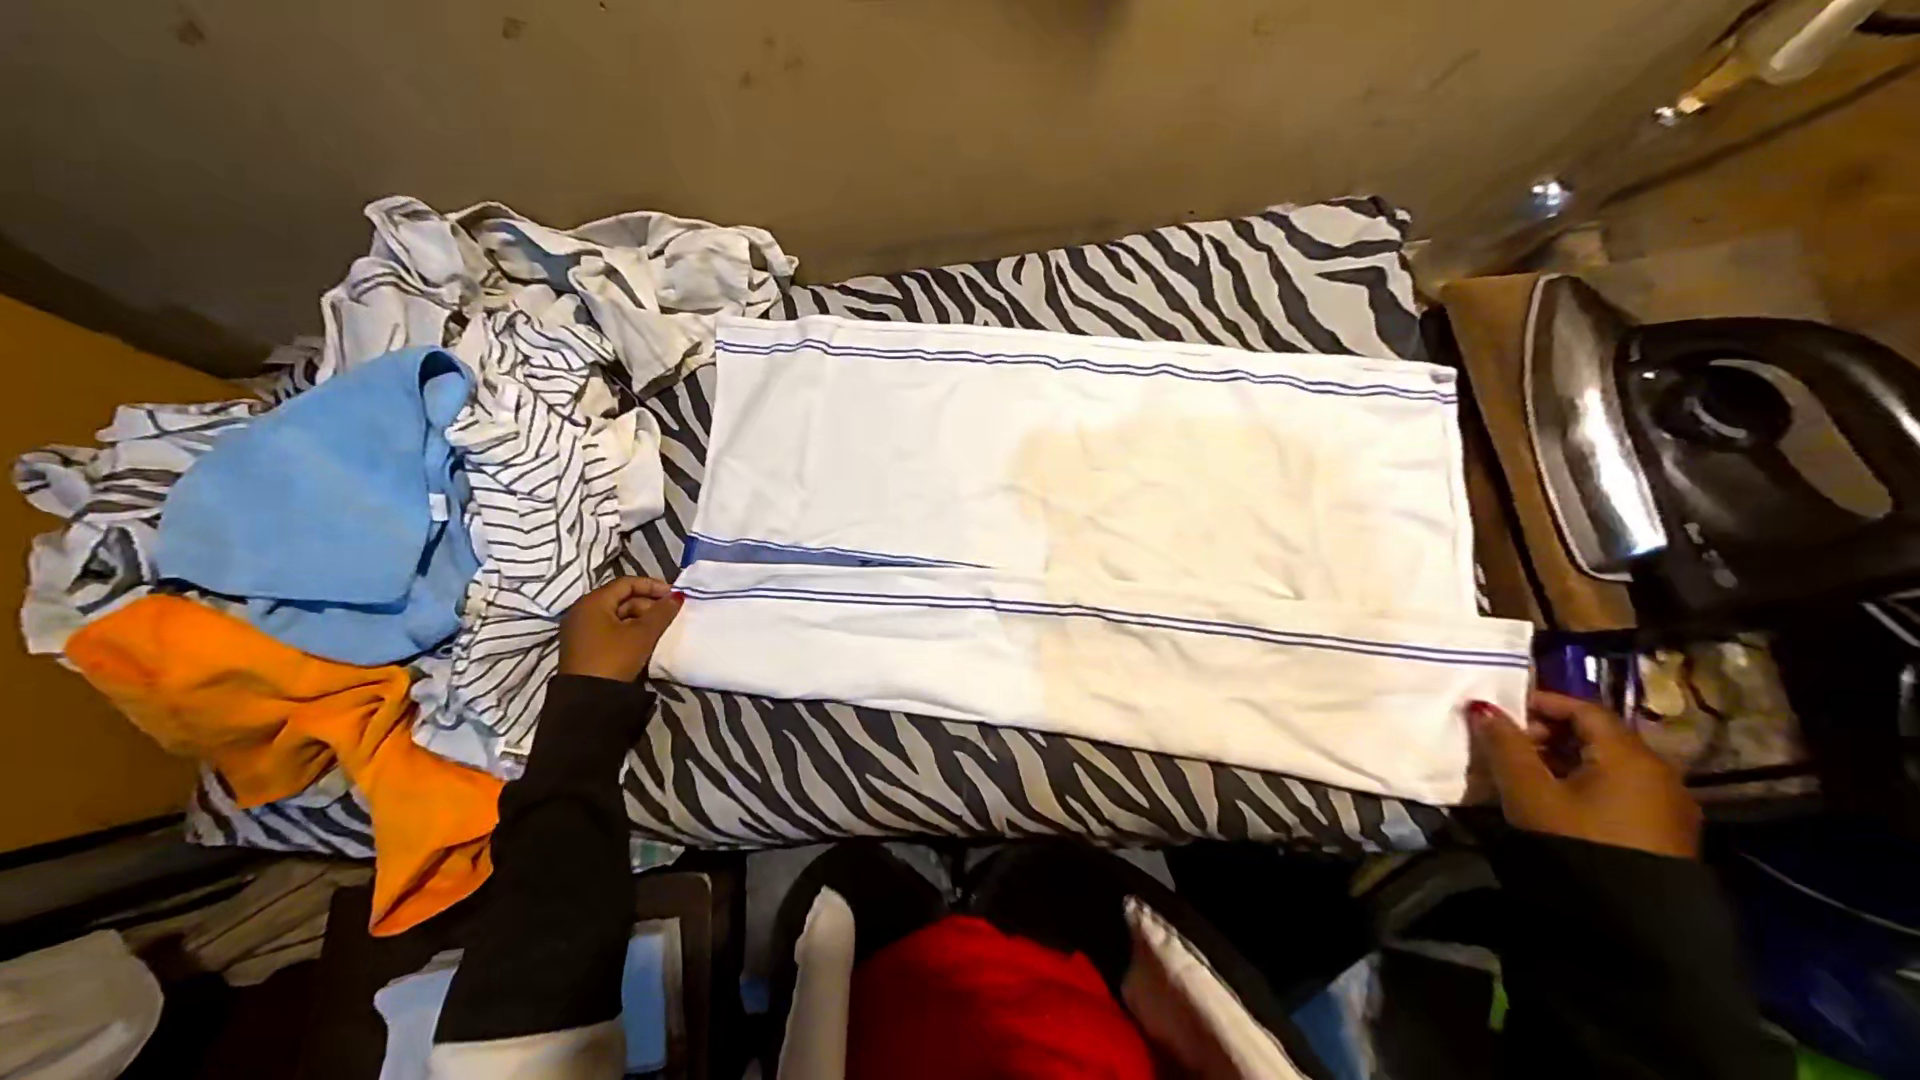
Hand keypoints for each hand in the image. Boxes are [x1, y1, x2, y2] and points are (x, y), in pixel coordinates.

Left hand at [557, 577, 682, 682]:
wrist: (587, 699)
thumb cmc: (614, 658)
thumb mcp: (642, 634)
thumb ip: (662, 612)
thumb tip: (678, 596)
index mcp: (593, 602)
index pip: (626, 583)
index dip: (653, 586)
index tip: (674, 595)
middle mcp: (583, 611)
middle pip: (621, 599)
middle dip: (648, 604)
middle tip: (669, 615)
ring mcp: (581, 629)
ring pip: (617, 615)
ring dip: (640, 619)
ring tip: (660, 629)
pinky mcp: (583, 646)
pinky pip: (610, 629)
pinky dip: (628, 630)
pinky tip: (644, 640)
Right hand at [1467, 691, 1700, 858]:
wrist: (1630, 919)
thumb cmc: (1574, 838)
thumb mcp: (1527, 789)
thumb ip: (1503, 744)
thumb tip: (1481, 706)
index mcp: (1629, 755)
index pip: (1583, 708)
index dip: (1540, 703)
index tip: (1501, 711)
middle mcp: (1659, 770)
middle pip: (1598, 734)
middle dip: (1548, 731)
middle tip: (1509, 743)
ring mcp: (1667, 802)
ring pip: (1608, 761)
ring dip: (1564, 757)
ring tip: (1526, 771)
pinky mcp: (1664, 829)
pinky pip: (1620, 786)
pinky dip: (1585, 779)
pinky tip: (1558, 797)